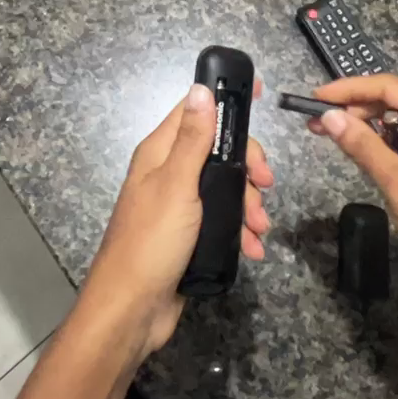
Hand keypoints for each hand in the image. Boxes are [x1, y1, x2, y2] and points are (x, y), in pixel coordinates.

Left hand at [79, 83, 274, 355]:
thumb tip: (200, 87)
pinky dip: (240, 229)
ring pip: (224, 186)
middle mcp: (168, 172)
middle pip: (218, 149)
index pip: (194, 109)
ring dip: (248, 204)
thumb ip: (192, 139)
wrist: (131, 311)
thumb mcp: (177, 185)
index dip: (224, 99)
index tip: (259, 93)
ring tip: (260, 228)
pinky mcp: (188, 234)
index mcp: (160, 152)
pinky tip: (253, 247)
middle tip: (266, 183)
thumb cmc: (151, 242)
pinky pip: (221, 219)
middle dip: (247, 165)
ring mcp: (178, 205)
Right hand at [309, 75, 397, 298]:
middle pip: (393, 100)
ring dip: (367, 125)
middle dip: (355, 107)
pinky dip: (383, 141)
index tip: (316, 98)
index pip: (388, 87)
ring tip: (334, 134)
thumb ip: (362, 144)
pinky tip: (362, 151)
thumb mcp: (396, 181)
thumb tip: (329, 116)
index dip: (349, 89)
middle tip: (319, 121)